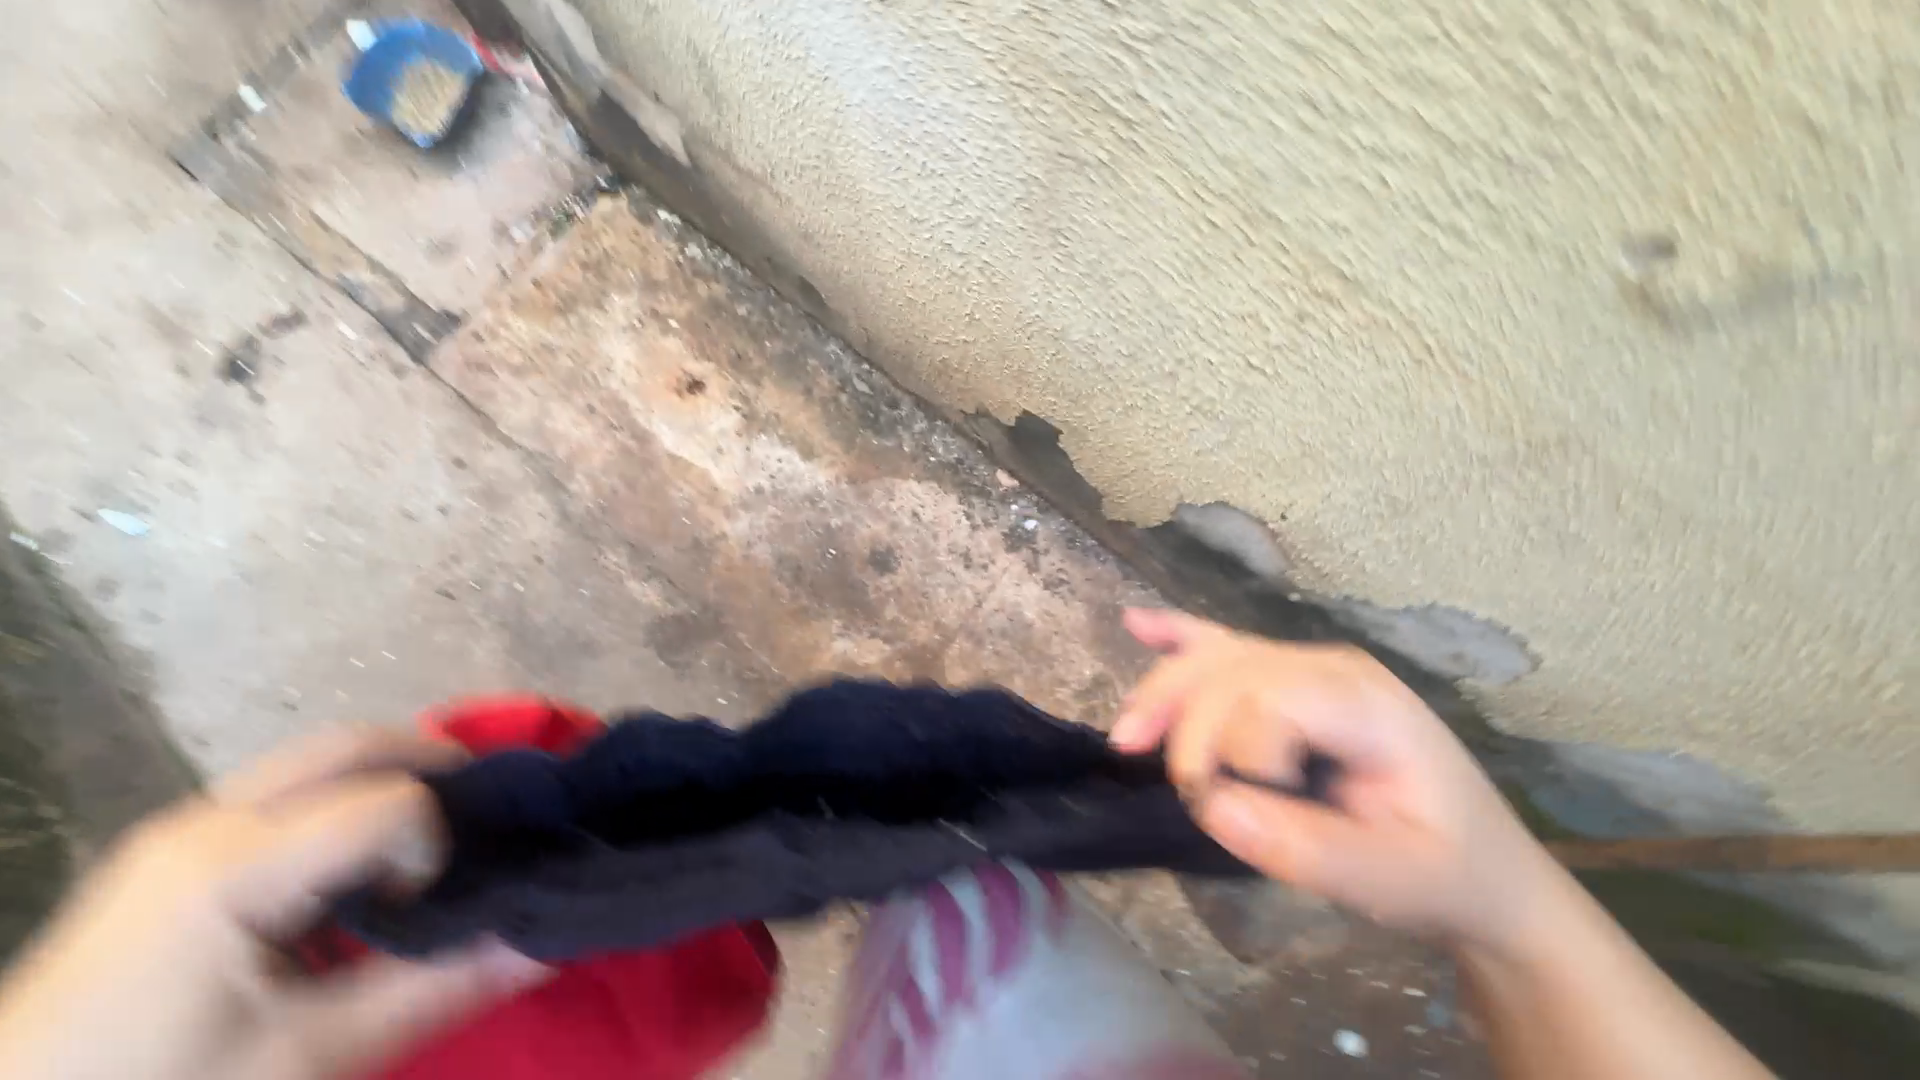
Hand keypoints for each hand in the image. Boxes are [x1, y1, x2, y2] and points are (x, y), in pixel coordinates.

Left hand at [0, 729, 548, 1079]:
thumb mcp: (304, 1061)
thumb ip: (435, 989)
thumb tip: (548, 943)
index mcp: (230, 866)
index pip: (388, 802)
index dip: (438, 845)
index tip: (433, 915)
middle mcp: (204, 821)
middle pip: (350, 747)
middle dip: (435, 767)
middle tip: (485, 822)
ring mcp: (178, 831)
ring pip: (318, 763)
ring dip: (390, 786)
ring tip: (426, 850)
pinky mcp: (170, 853)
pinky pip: (285, 795)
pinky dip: (346, 807)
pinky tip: (356, 872)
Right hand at [1112, 609, 1567, 953]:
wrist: (1486, 871)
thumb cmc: (1443, 874)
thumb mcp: (1389, 882)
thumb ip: (1304, 848)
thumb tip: (1211, 805)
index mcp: (1367, 706)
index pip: (1265, 700)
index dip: (1229, 753)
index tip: (1228, 815)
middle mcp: (1333, 668)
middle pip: (1230, 669)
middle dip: (1183, 723)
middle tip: (1177, 790)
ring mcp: (1312, 666)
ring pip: (1217, 656)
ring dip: (1164, 689)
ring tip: (1128, 737)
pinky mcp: (1295, 679)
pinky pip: (1228, 647)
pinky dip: (1180, 636)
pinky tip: (1137, 622)